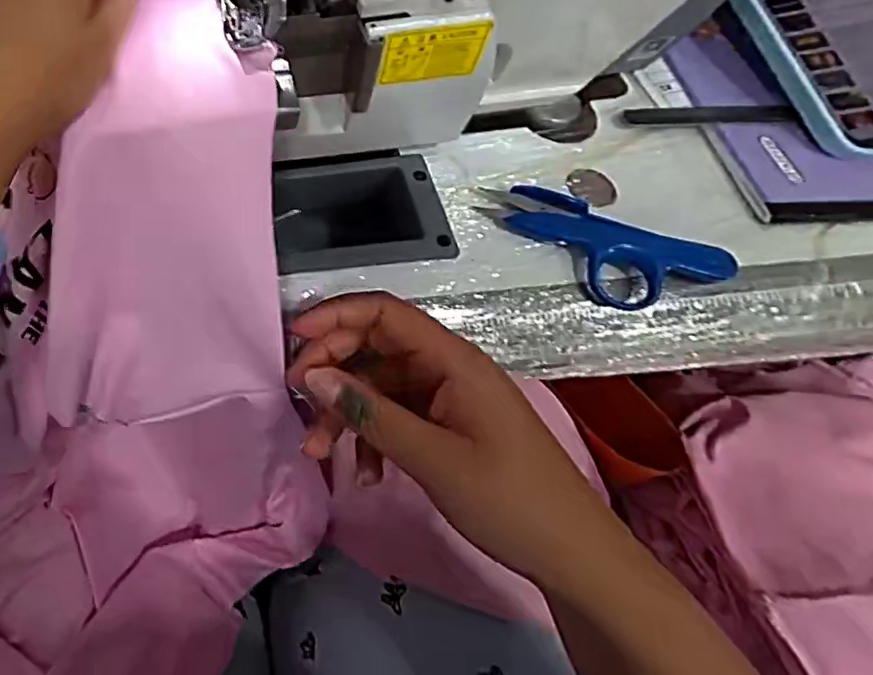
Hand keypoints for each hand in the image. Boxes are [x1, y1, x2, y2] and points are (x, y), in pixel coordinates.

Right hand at [286, 292, 633, 592]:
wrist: (576, 559)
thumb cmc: (512, 500)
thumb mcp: (434, 458)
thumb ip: (370, 413)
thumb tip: (314, 377)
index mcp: (451, 358)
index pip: (384, 312)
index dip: (335, 315)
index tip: (296, 336)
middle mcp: (444, 367)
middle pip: (373, 347)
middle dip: (331, 369)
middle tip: (298, 398)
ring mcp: (444, 396)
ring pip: (376, 385)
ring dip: (345, 412)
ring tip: (319, 449)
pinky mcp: (444, 423)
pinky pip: (393, 415)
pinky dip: (370, 436)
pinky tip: (362, 471)